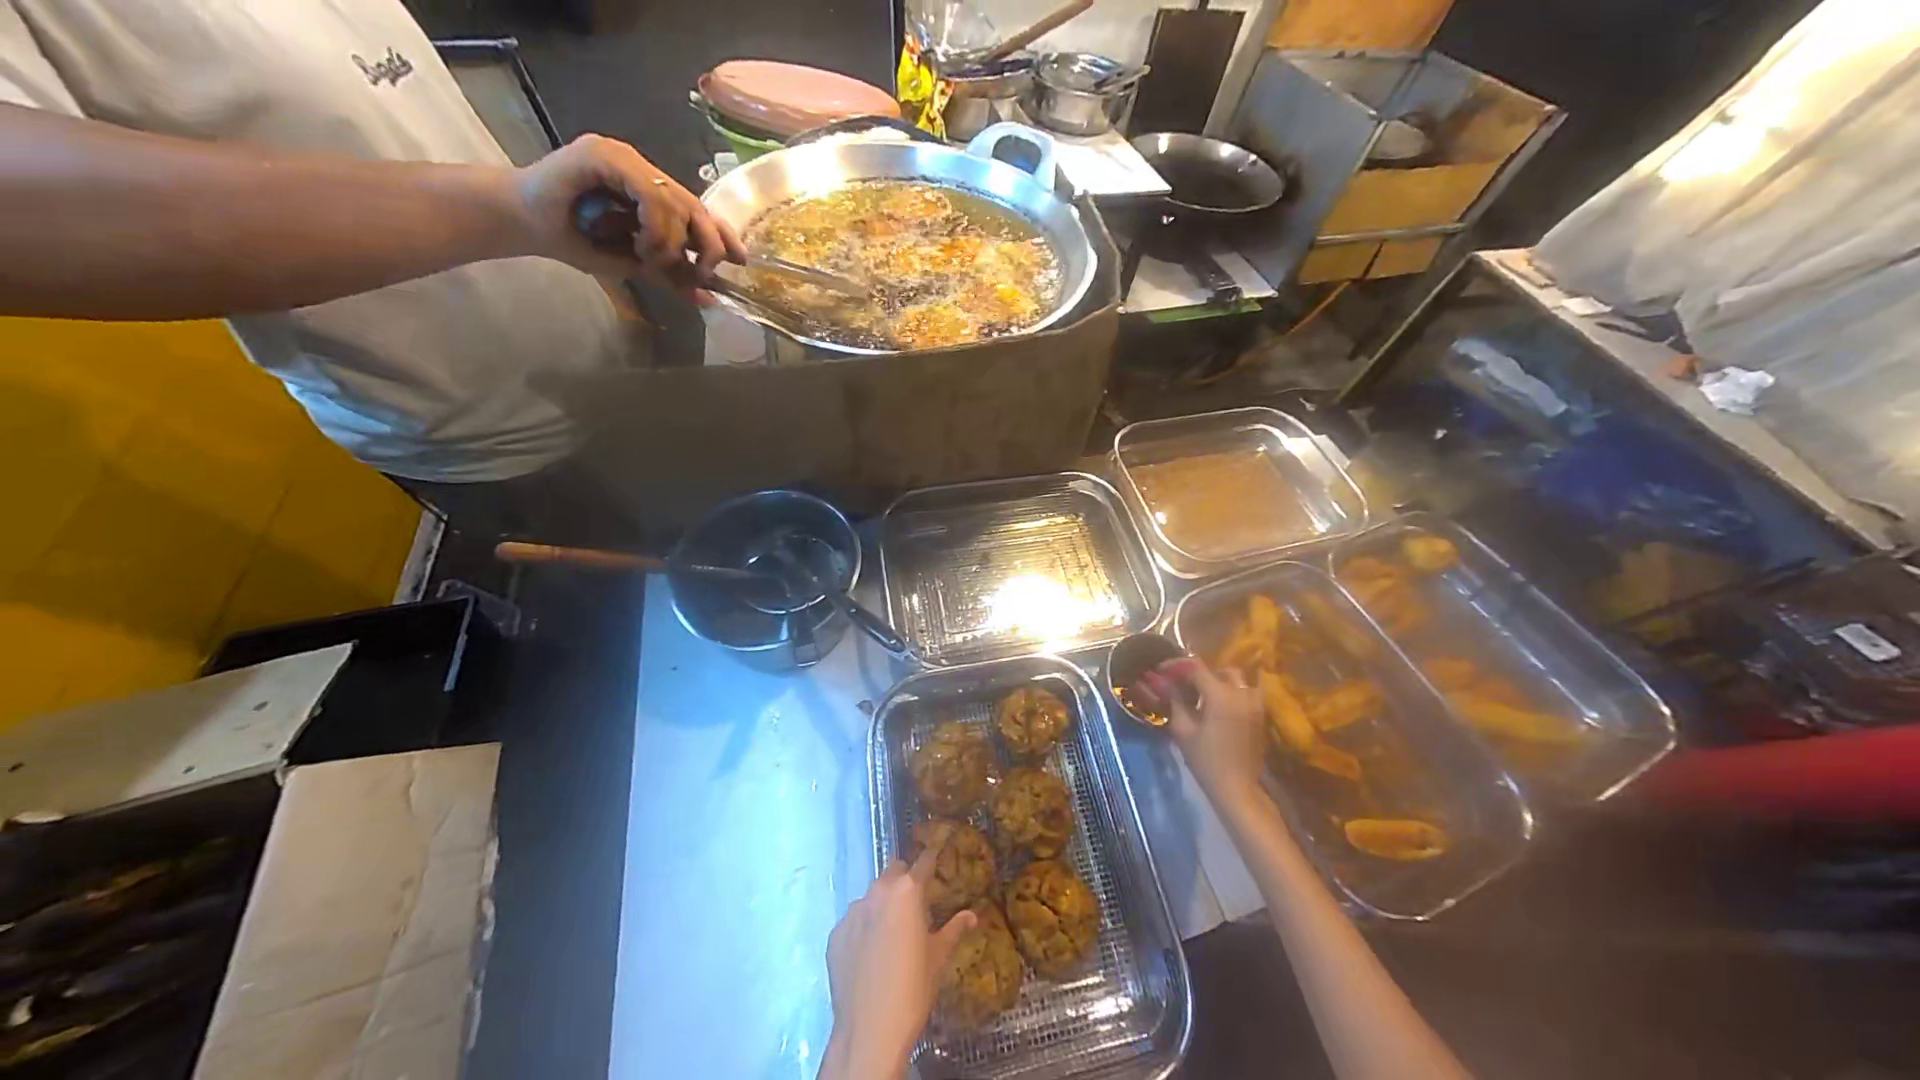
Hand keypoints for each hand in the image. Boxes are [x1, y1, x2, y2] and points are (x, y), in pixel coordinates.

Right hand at [512, 133, 745, 287]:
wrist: (525, 224)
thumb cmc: (577, 241)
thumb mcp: (634, 264)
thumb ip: (670, 274)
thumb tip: (707, 298)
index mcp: (652, 191)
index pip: (698, 210)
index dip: (722, 234)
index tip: (740, 260)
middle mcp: (643, 169)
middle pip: (695, 205)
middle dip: (709, 242)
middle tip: (704, 270)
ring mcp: (624, 158)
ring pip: (676, 201)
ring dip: (671, 240)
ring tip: (649, 257)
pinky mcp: (605, 155)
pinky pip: (651, 192)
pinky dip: (654, 223)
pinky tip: (640, 243)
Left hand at [820, 842, 977, 1079]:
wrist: (869, 1029)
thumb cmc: (913, 989)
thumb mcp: (939, 957)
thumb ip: (955, 929)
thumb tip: (972, 915)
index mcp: (907, 892)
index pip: (923, 862)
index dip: (931, 860)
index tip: (936, 859)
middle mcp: (877, 892)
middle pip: (894, 872)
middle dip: (905, 880)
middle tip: (916, 904)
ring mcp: (852, 912)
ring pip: (872, 896)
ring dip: (883, 905)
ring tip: (892, 934)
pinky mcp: (835, 933)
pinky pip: (854, 921)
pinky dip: (863, 929)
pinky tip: (870, 954)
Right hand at [1145, 659, 1266, 803]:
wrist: (1236, 788)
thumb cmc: (1205, 760)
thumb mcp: (1183, 729)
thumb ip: (1174, 699)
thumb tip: (1160, 680)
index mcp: (1220, 695)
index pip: (1196, 667)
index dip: (1176, 665)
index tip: (1161, 671)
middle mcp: (1241, 693)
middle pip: (1218, 670)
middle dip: (1198, 673)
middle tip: (1181, 685)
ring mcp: (1254, 704)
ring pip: (1236, 680)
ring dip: (1218, 681)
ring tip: (1201, 695)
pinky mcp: (1260, 715)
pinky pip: (1247, 692)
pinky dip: (1232, 691)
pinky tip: (1218, 705)